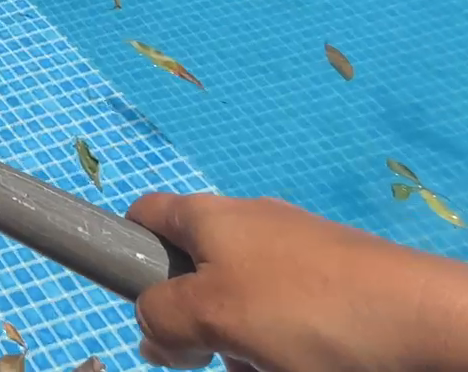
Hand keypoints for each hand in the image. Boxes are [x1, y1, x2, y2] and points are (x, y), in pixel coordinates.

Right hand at [128, 193, 467, 370]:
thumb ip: (161, 317)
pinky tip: (319, 367)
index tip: (151, 302)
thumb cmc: (307, 310)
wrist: (447, 327)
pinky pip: (304, 311)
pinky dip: (300, 342)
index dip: (133, 253)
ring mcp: (306, 250)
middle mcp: (249, 221)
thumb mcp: (212, 316)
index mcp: (206, 214)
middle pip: (201, 269)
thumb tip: (151, 332)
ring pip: (253, 298)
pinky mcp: (354, 280)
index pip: (143, 216)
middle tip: (221, 356)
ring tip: (275, 371)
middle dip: (203, 318)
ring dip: (252, 339)